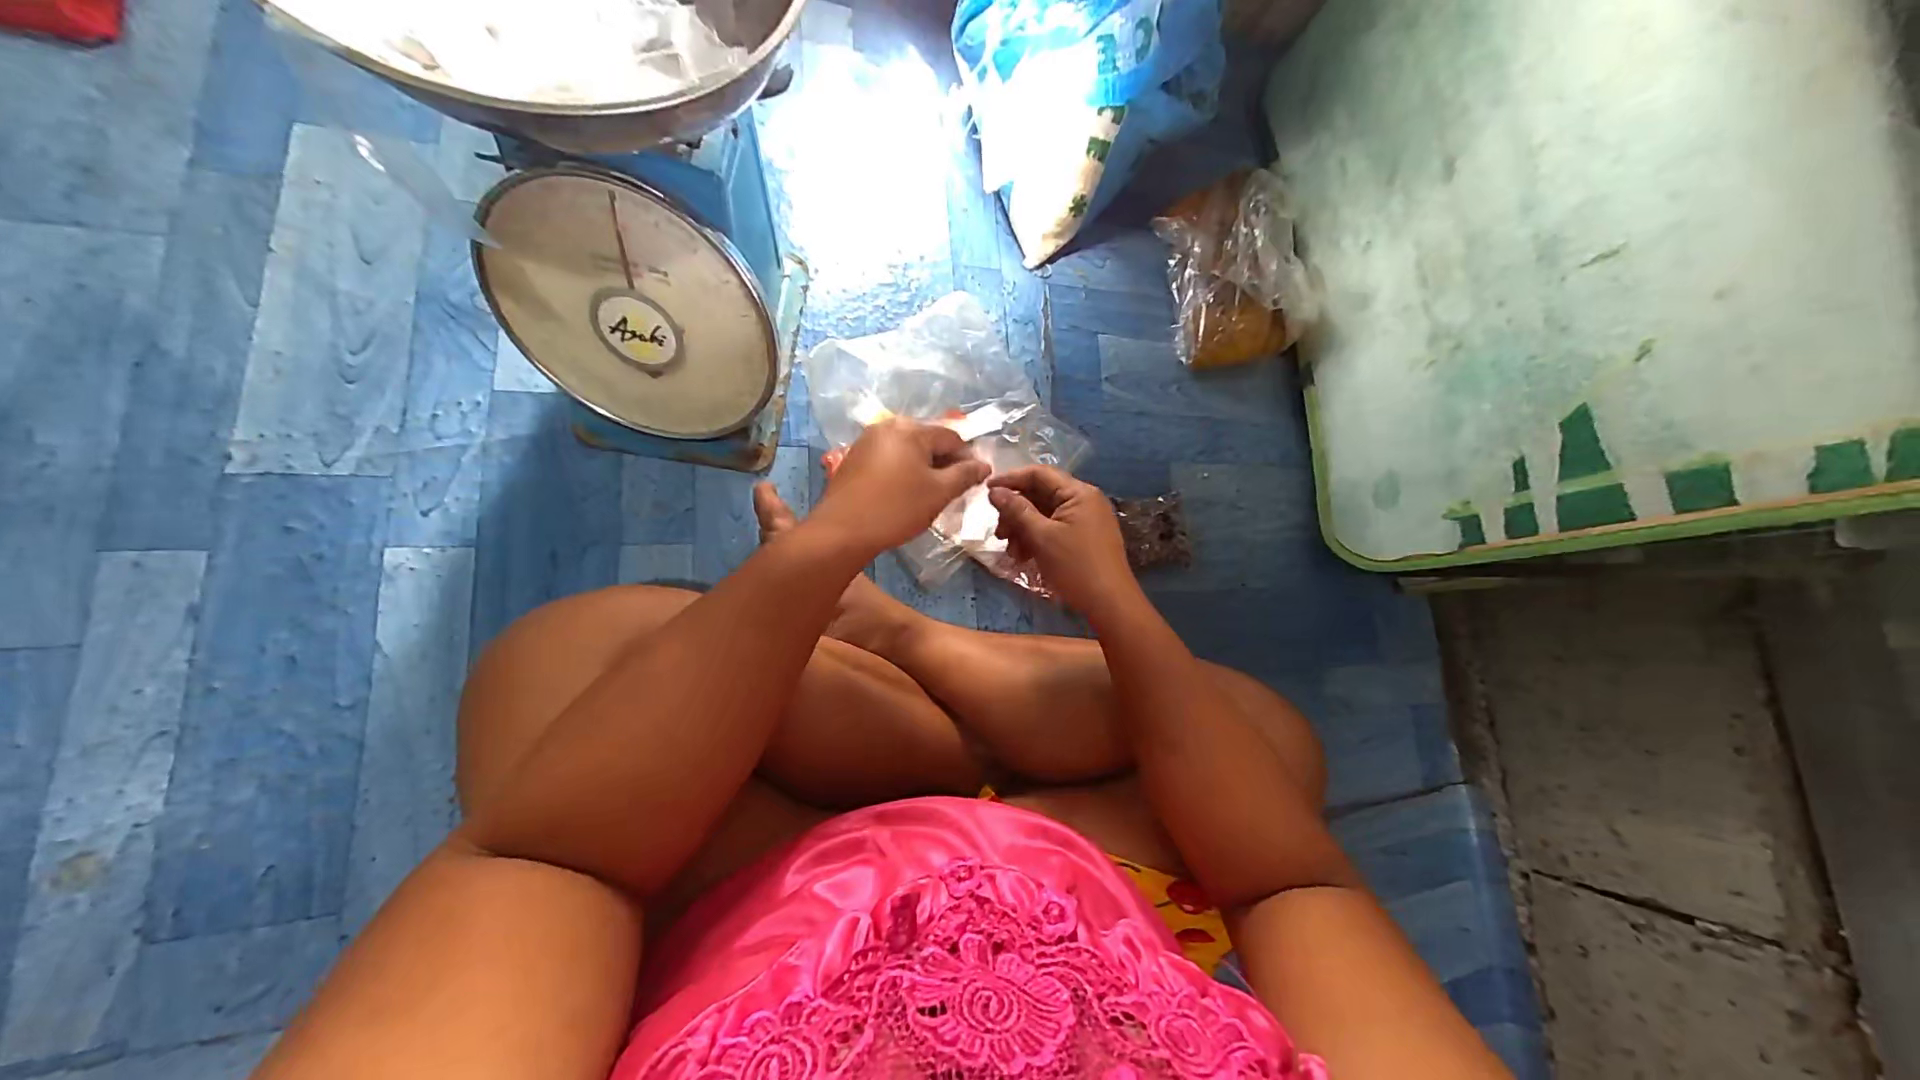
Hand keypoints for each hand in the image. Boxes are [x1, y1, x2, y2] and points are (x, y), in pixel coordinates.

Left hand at [809, 418, 990, 556]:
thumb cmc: (896, 509)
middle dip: (945, 462)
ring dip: (923, 467)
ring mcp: (867, 441)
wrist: (842, 531)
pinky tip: (906, 493)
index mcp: (911, 429)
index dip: (968, 457)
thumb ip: (965, 475)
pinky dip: (903, 471)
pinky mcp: (854, 459)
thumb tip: (983, 465)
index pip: (952, 437)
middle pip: (928, 440)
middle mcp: (887, 426)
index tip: (976, 479)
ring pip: (907, 450)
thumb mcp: (938, 493)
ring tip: (932, 493)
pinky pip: (889, 458)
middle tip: (955, 489)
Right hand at [987, 466, 1136, 615]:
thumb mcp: (1041, 537)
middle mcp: (1084, 500)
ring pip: (1045, 514)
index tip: (985, 491)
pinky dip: (1036, 538)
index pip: (1039, 474)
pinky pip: (1054, 529)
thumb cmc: (1075, 566)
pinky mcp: (1084, 537)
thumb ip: (1017, 510)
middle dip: (1015, 512)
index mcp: (1079, 493)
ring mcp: (1086, 519)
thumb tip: (995, 491)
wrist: (1109, 604)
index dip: (1010, 480)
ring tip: (1011, 551)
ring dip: (1023, 529)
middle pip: (1040, 495)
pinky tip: (1024, 557)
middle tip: (999, 533)